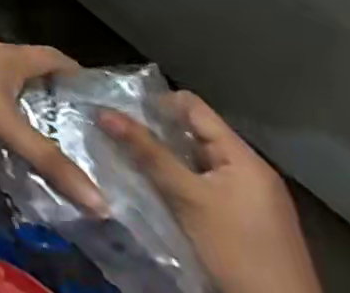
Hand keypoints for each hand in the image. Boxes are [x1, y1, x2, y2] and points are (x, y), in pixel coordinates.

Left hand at [0, 30, 106, 216]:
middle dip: (54, 93)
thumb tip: (101, 203)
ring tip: (41, 129)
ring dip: (22, 96)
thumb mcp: (3, 123)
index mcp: (13, 56)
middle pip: (31, 67)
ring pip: (4, 75)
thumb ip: (47, 160)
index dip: (80, 76)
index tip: (101, 102)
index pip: (57, 59)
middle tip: (77, 127)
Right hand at [100, 94, 320, 292]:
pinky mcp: (237, 215)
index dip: (154, 101)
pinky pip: (196, 180)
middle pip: (191, 132)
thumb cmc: (236, 248)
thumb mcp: (187, 197)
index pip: (193, 107)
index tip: (116, 107)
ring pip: (190, 158)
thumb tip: (103, 110)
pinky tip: (144, 181)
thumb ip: (147, 152)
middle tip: (108, 128)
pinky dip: (170, 176)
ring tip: (118, 151)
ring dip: (157, 154)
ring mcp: (244, 195)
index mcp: (243, 158)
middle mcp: (247, 170)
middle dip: (150, 129)